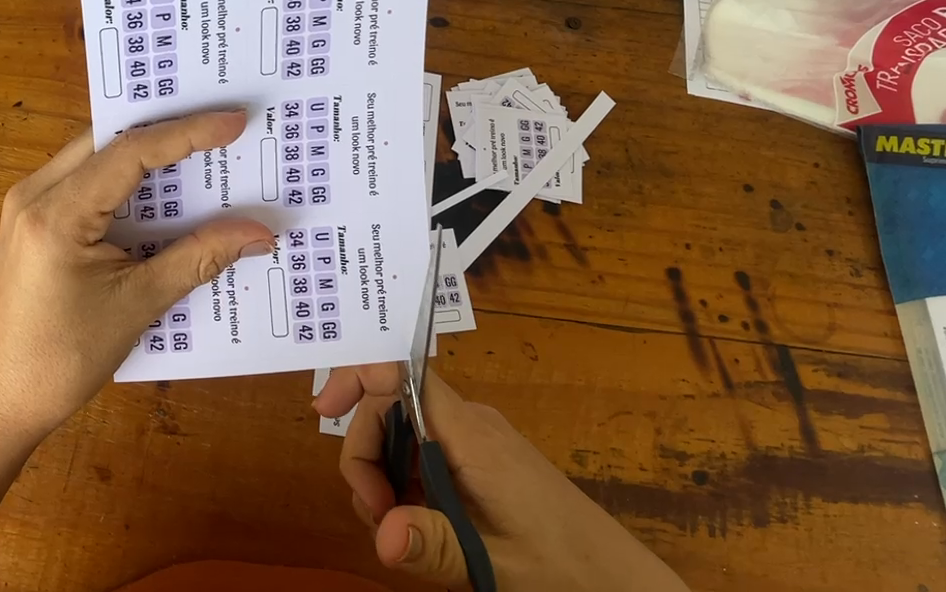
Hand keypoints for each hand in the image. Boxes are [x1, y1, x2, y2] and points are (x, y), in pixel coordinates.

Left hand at [0, 110, 274, 440]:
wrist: (2, 398)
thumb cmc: (65, 357)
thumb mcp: (138, 303)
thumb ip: (199, 257)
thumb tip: (261, 232)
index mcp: (57, 212)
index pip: (130, 152)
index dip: (186, 132)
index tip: (234, 121)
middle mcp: (35, 192)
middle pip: (109, 140)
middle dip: (166, 128)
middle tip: (219, 124)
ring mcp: (27, 202)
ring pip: (95, 153)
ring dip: (144, 149)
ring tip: (197, 145)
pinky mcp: (31, 217)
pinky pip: (84, 177)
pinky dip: (124, 174)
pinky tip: (158, 183)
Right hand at [313, 365, 690, 591]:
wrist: (621, 584)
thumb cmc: (564, 567)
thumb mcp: (495, 564)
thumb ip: (435, 545)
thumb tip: (378, 536)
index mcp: (469, 433)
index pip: (404, 373)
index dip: (359, 375)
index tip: (324, 410)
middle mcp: (467, 423)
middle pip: (389, 408)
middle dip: (365, 456)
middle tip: (374, 517)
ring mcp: (472, 439)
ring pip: (401, 434)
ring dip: (382, 476)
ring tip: (398, 530)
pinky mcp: (478, 460)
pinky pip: (423, 453)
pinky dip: (405, 484)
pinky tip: (417, 524)